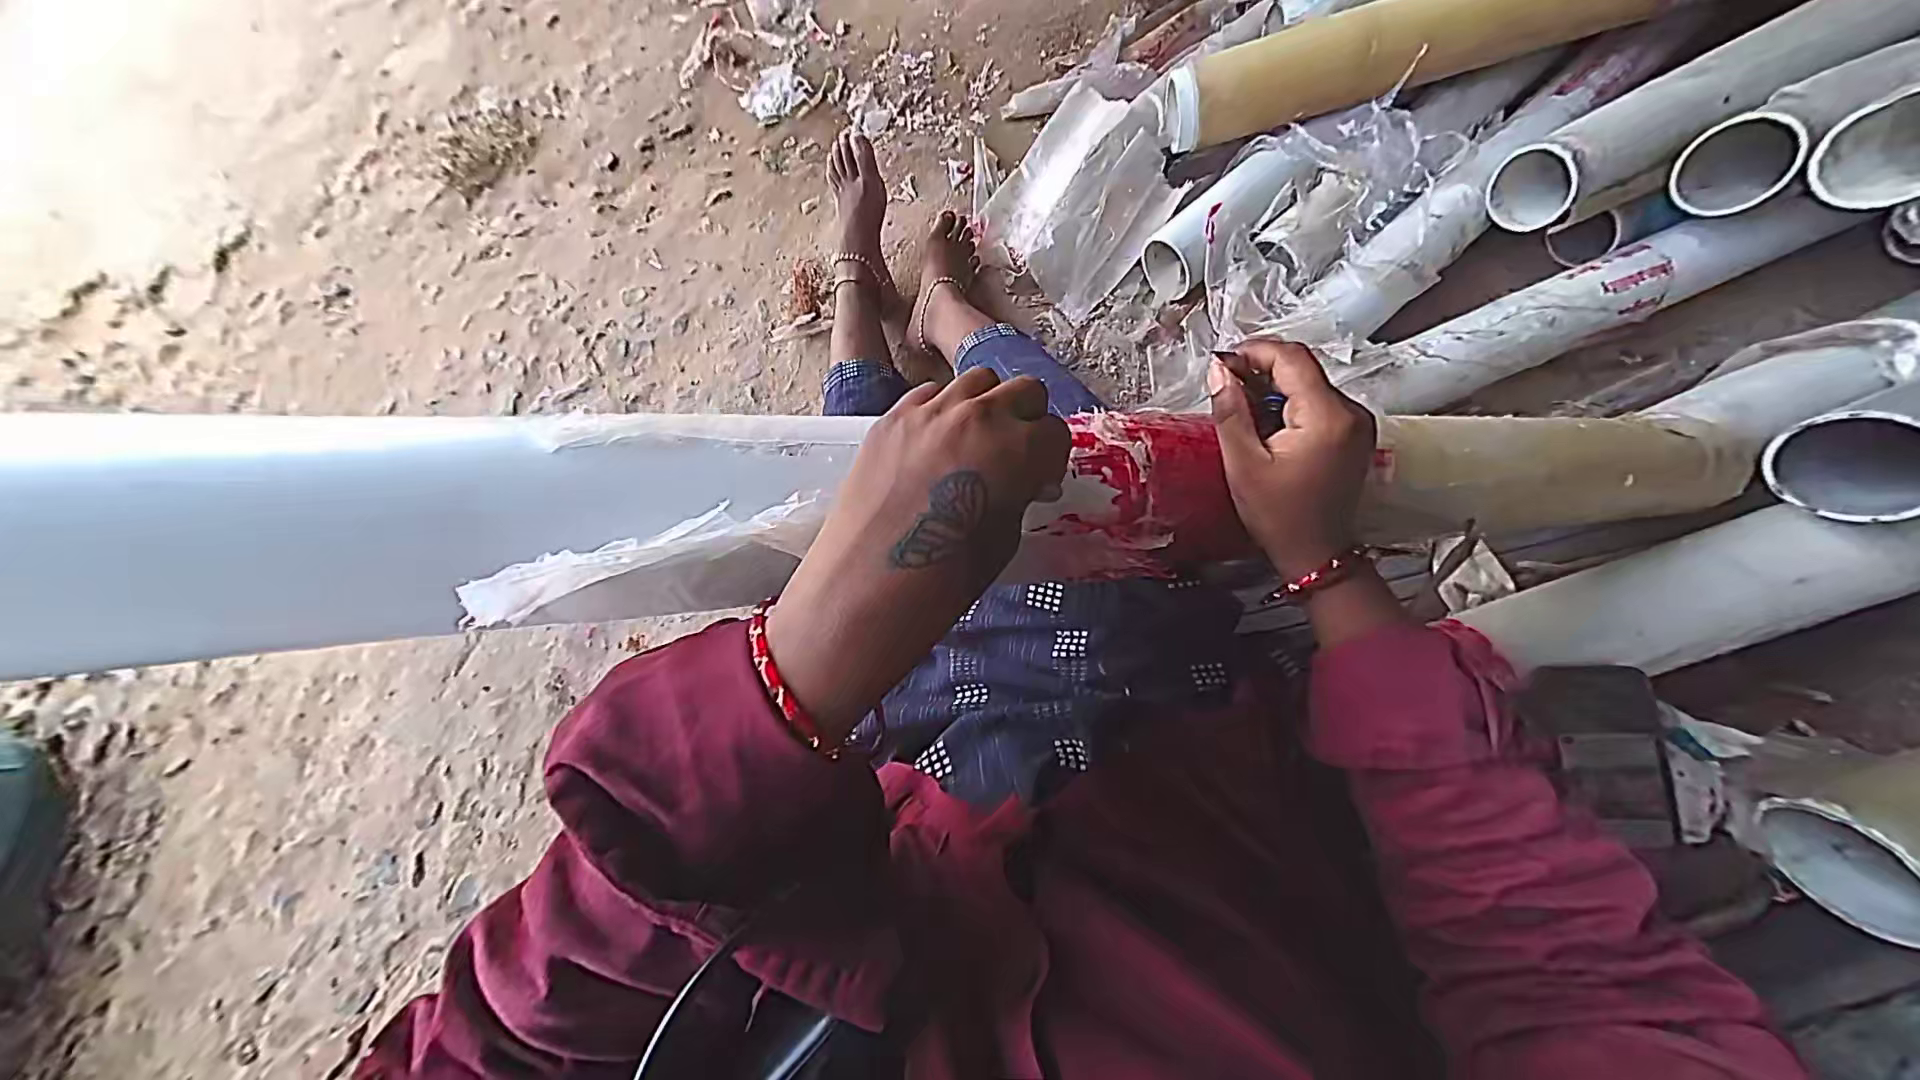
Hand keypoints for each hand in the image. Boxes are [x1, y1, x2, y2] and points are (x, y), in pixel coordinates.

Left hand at [765, 368, 1070, 736]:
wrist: (868, 583)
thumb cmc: (945, 576)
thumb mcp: (1004, 537)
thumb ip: (1019, 493)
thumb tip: (1023, 479)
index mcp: (1018, 449)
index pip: (1055, 432)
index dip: (1051, 457)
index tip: (1040, 478)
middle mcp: (979, 416)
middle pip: (1023, 391)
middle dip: (1028, 420)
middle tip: (1015, 454)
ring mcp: (930, 411)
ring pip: (977, 382)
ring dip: (987, 406)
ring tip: (975, 442)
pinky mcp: (892, 418)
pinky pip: (930, 395)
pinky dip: (944, 410)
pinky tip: (936, 443)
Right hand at [1208, 340, 1374, 578]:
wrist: (1315, 552)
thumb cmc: (1279, 516)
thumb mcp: (1244, 464)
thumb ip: (1231, 412)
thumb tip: (1218, 372)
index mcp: (1327, 417)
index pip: (1292, 358)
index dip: (1253, 352)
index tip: (1223, 363)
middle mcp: (1351, 413)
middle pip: (1303, 367)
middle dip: (1260, 368)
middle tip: (1224, 384)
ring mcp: (1356, 423)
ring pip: (1309, 383)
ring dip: (1272, 386)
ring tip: (1239, 407)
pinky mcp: (1352, 434)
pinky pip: (1318, 402)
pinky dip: (1288, 403)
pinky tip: (1264, 422)